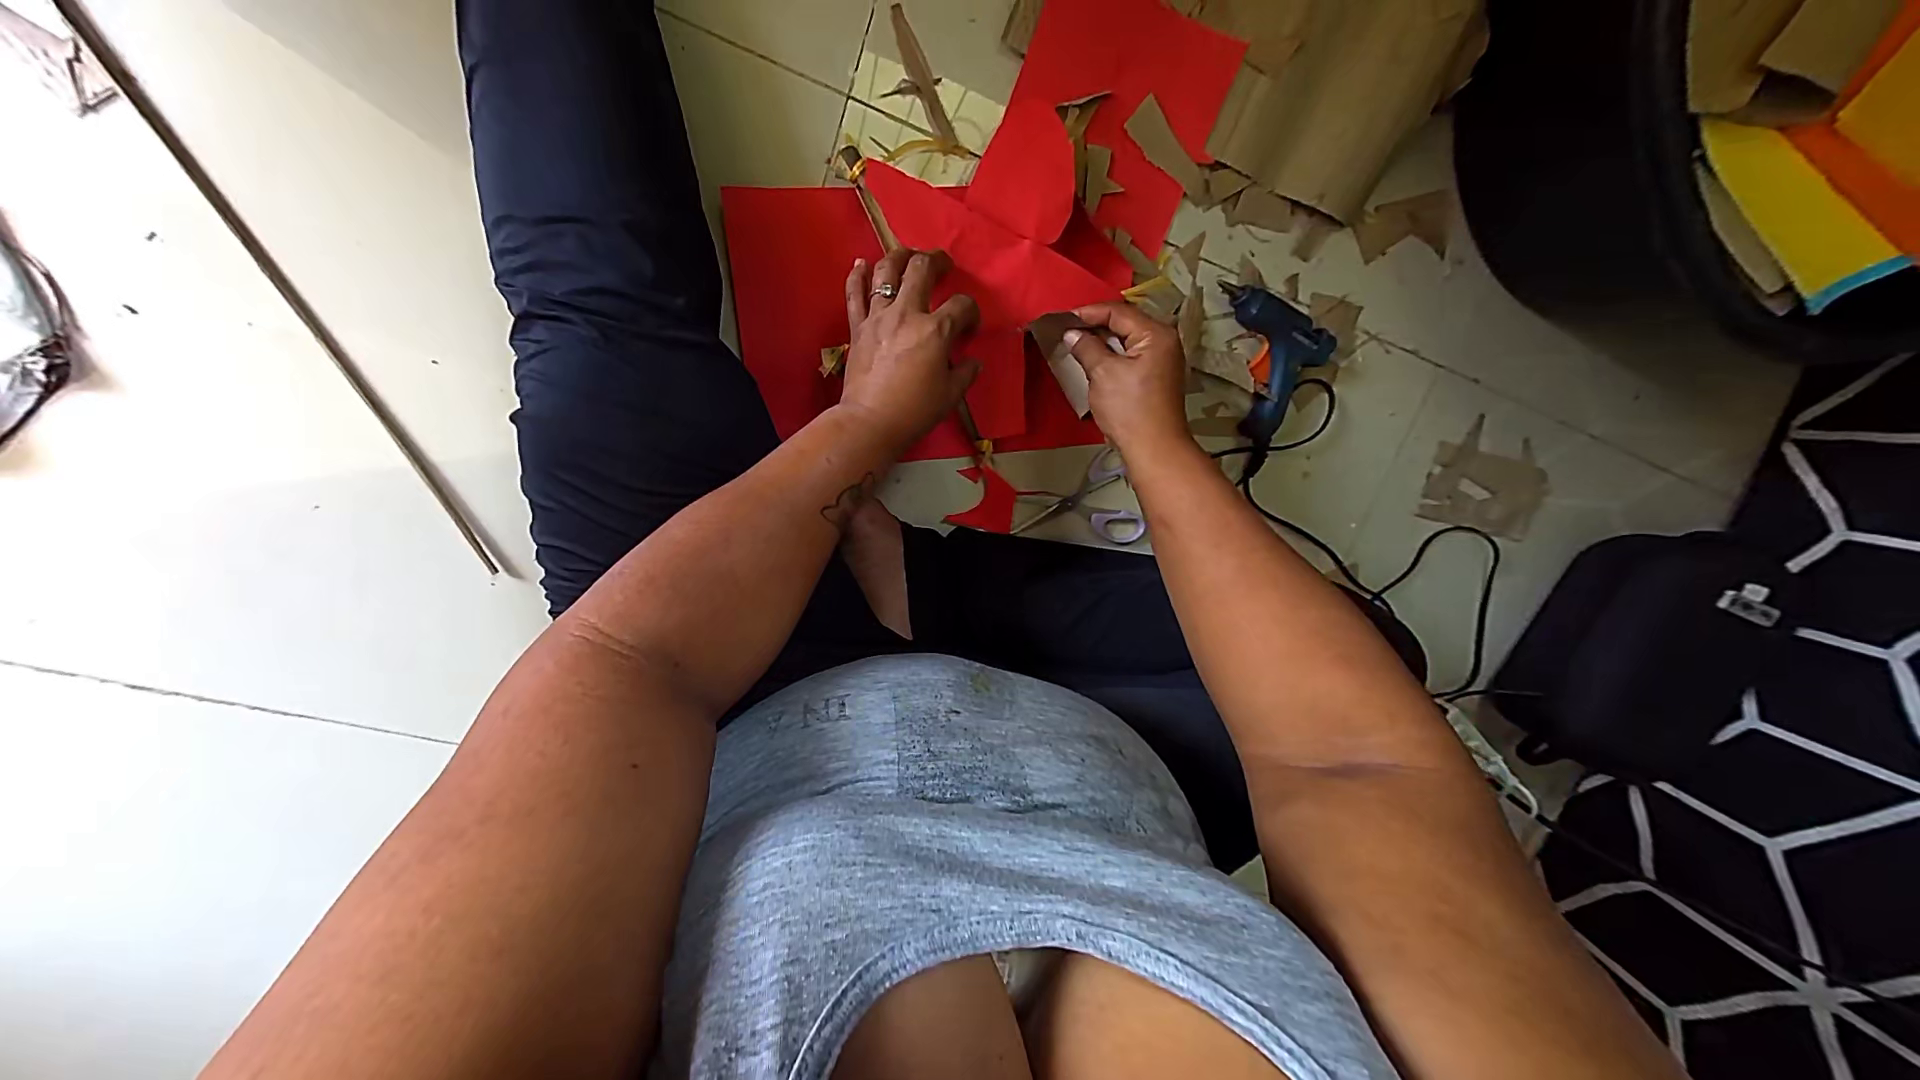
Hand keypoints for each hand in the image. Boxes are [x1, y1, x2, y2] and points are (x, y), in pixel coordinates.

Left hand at [840, 249, 981, 451]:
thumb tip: (971, 362)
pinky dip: (857, 275)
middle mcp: (907, 314)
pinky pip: (854, 294)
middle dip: (937, 261)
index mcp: (935, 330)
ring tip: (908, 256)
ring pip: (886, 272)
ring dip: (899, 257)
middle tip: (943, 265)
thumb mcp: (950, 395)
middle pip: (922, 269)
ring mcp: (878, 317)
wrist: (870, 423)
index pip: (961, 306)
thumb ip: (965, 373)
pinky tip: (861, 263)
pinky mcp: (857, 327)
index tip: (969, 327)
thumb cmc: (915, 411)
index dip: (971, 312)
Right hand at [1064, 302, 1189, 455]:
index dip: (1089, 313)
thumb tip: (1072, 333)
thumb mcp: (1103, 373)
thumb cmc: (1130, 410)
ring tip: (1077, 344)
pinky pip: (1132, 356)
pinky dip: (1112, 355)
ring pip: (1128, 340)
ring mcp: (1163, 360)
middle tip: (1068, 330)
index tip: (1064, 318)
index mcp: (1156, 334)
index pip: (1119, 312)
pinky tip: (1095, 361)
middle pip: (1125, 323)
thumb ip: (1086, 347)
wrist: (1153, 448)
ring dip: (1103, 341)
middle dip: (1096, 325)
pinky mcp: (1156, 377)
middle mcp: (1164, 341)